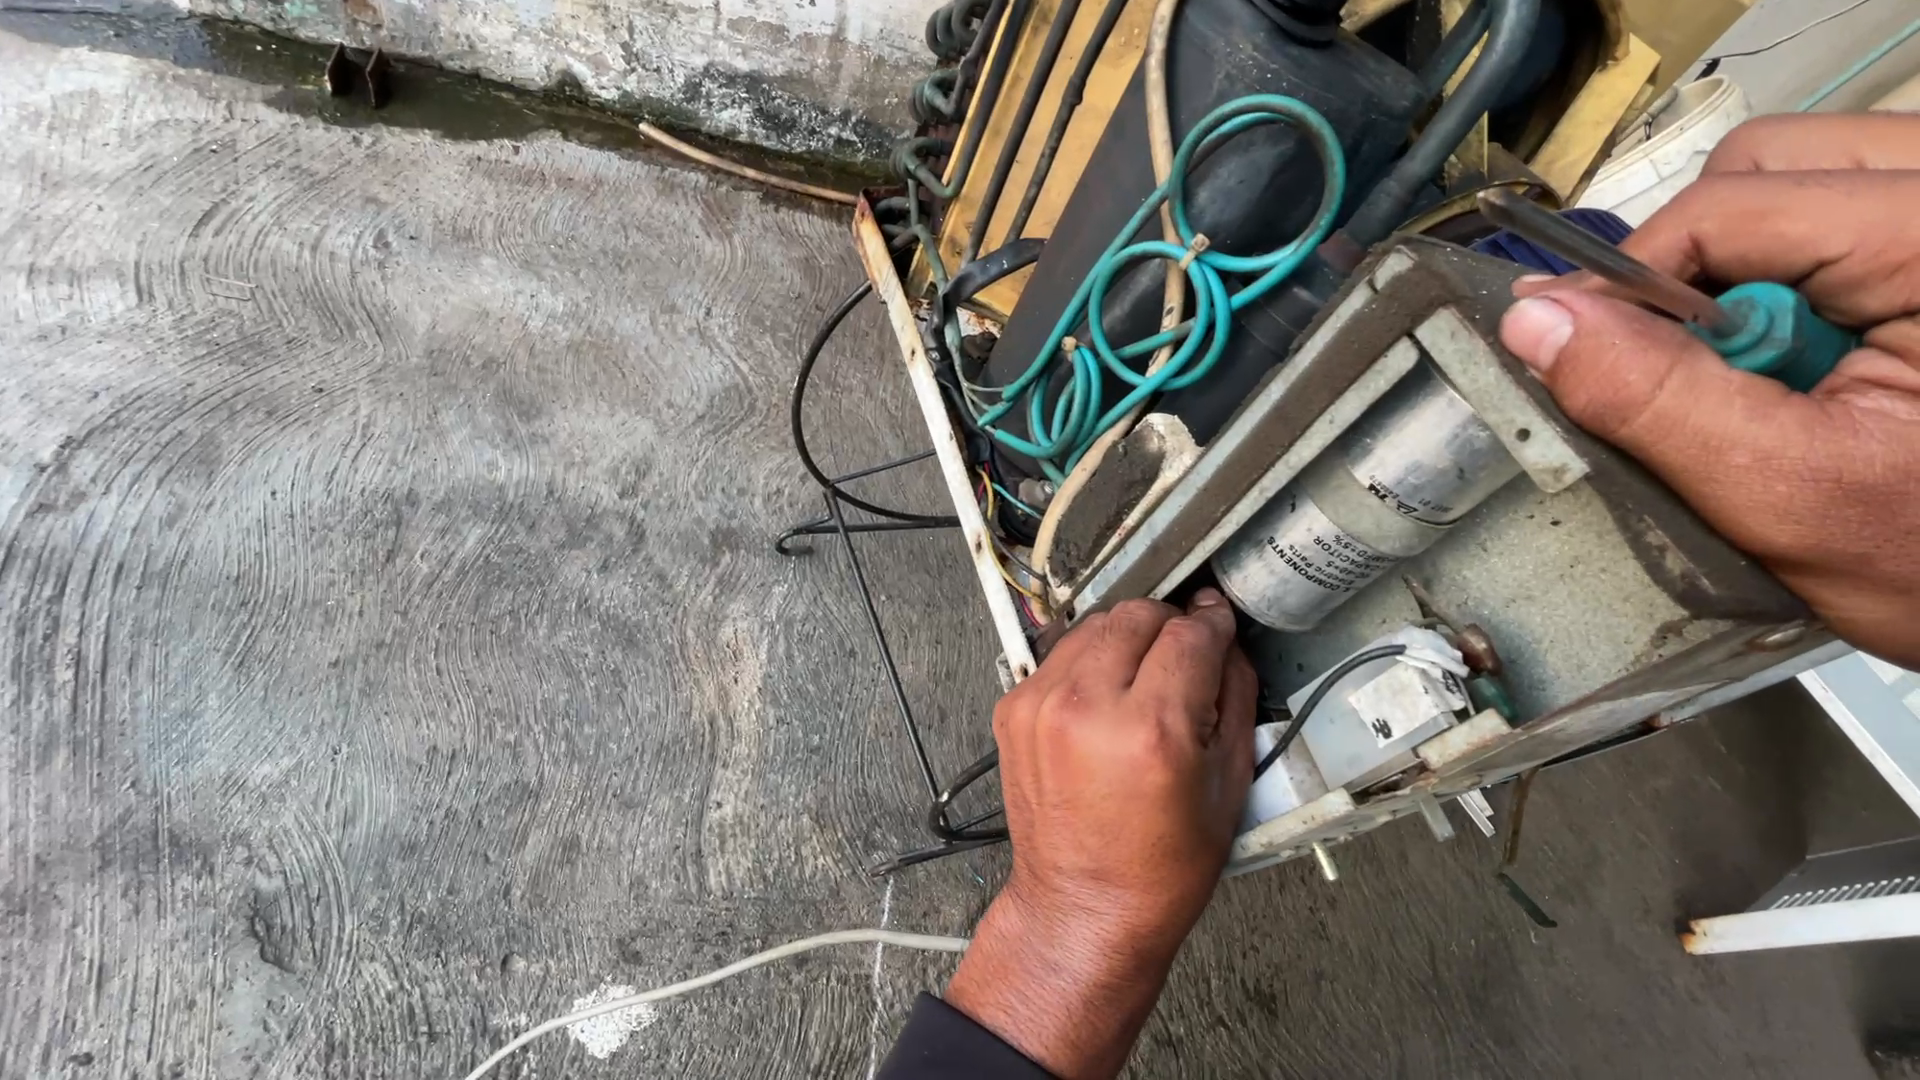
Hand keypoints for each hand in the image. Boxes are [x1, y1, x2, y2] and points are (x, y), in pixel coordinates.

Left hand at [945, 589, 1255, 1078]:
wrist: (1082, 905)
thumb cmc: (1158, 867)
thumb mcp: (1227, 785)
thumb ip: (1234, 696)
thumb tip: (1227, 643)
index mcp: (1149, 731)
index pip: (1189, 634)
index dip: (1213, 622)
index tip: (1218, 620)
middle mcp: (1086, 707)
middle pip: (1137, 614)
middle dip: (1170, 623)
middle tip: (1185, 650)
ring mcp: (1040, 703)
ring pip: (1095, 622)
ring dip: (1127, 637)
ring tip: (1144, 677)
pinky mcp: (1014, 708)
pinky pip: (1060, 653)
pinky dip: (1089, 661)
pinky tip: (1105, 696)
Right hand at [1499, 124, 1919, 667]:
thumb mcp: (1780, 490)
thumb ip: (1651, 397)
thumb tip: (1530, 318)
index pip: (1730, 203)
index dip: (1629, 284)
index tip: (1584, 362)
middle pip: (1767, 164)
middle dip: (1686, 264)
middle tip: (1691, 366)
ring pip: (1793, 181)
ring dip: (1728, 271)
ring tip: (1753, 364)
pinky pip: (1830, 215)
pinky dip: (1775, 279)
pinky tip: (1796, 352)